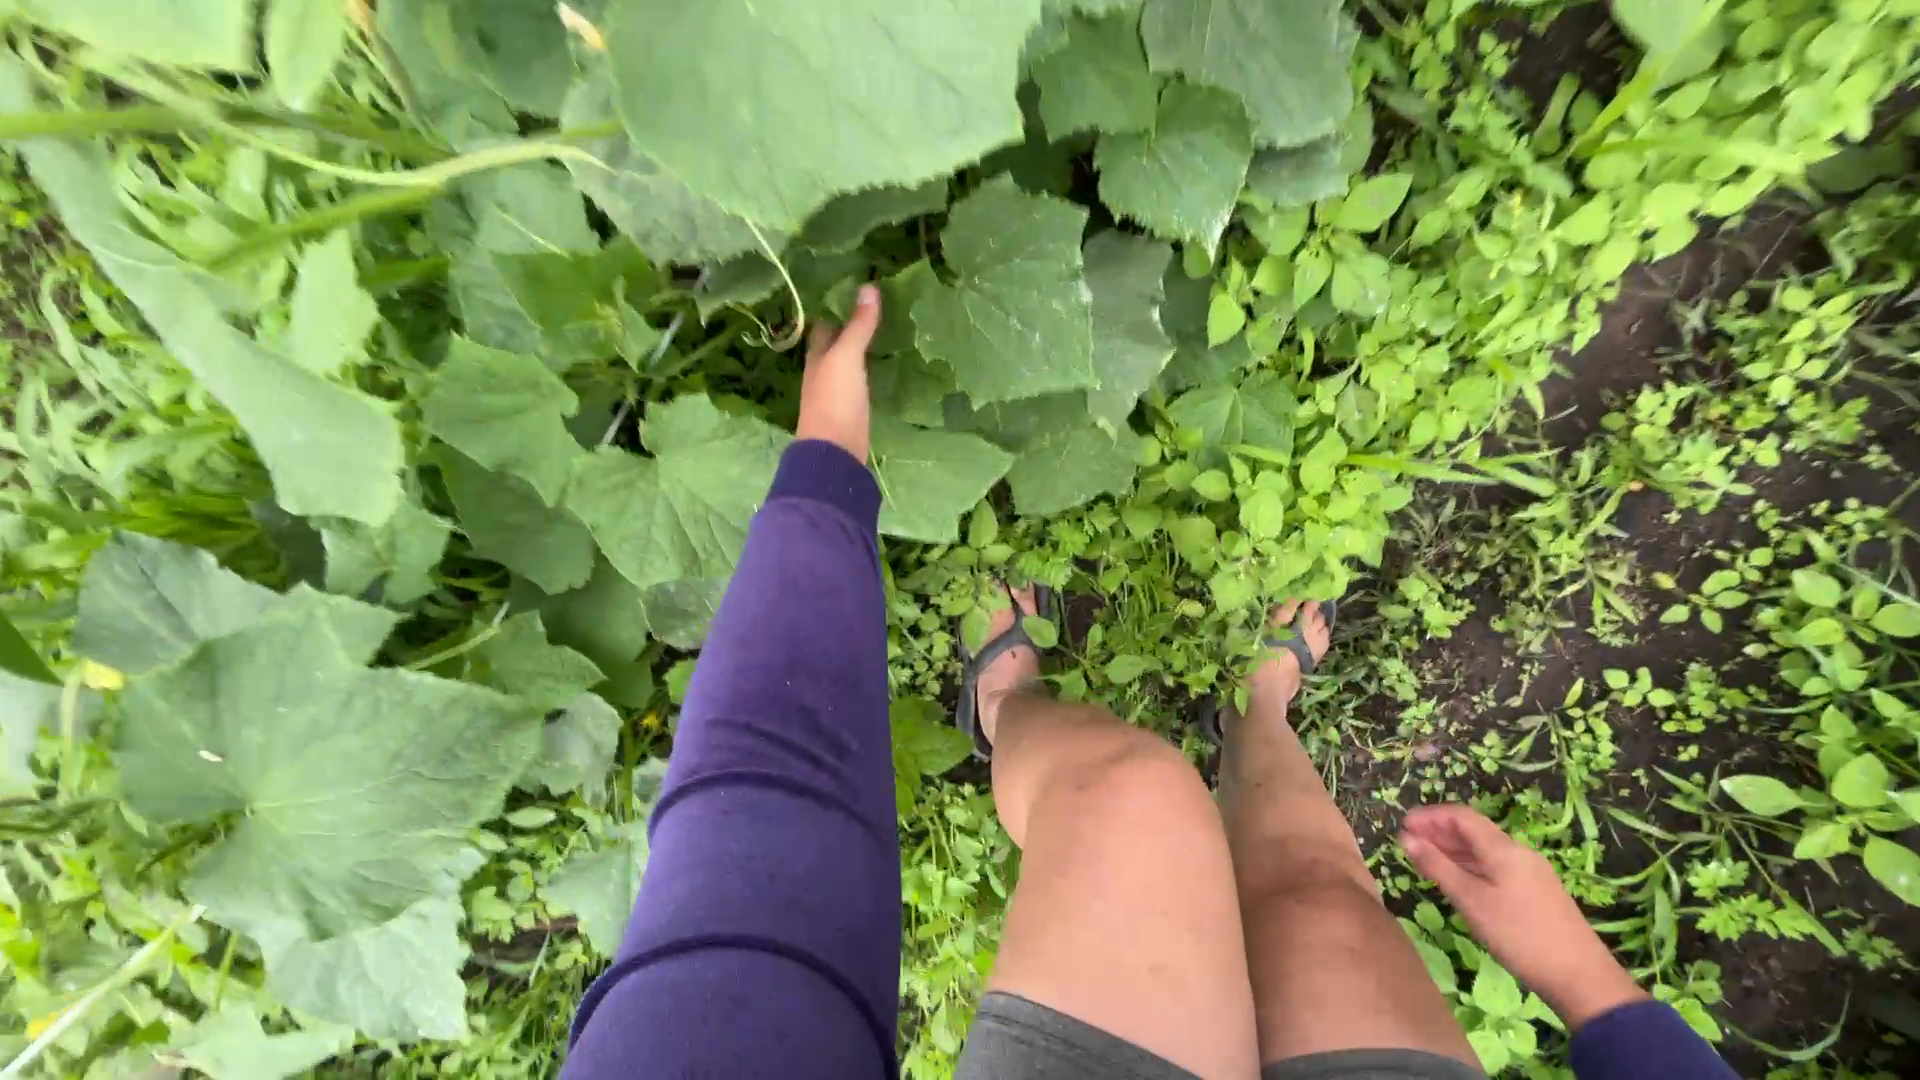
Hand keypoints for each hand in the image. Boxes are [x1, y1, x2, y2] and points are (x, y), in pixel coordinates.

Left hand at [796, 285, 880, 461]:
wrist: (835, 453)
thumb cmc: (835, 401)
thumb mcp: (846, 358)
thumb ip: (858, 326)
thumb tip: (869, 286)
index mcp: (816, 357)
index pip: (823, 324)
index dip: (834, 306)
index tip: (854, 288)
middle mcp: (821, 373)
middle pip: (833, 344)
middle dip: (849, 326)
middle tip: (873, 306)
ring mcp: (835, 394)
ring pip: (846, 364)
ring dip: (859, 349)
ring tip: (882, 330)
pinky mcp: (850, 411)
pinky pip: (858, 383)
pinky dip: (867, 371)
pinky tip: (880, 367)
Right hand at [1399, 803, 1647, 1029]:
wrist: (1583, 981)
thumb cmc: (1520, 935)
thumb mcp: (1471, 900)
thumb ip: (1436, 866)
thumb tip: (1405, 838)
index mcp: (1504, 849)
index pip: (1461, 816)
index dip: (1429, 816)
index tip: (1402, 826)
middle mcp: (1519, 853)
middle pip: (1473, 830)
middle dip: (1438, 832)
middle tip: (1408, 845)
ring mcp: (1530, 873)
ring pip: (1484, 850)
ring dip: (1452, 850)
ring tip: (1424, 862)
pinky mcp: (1536, 892)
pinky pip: (1495, 867)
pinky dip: (1469, 866)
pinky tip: (1457, 881)